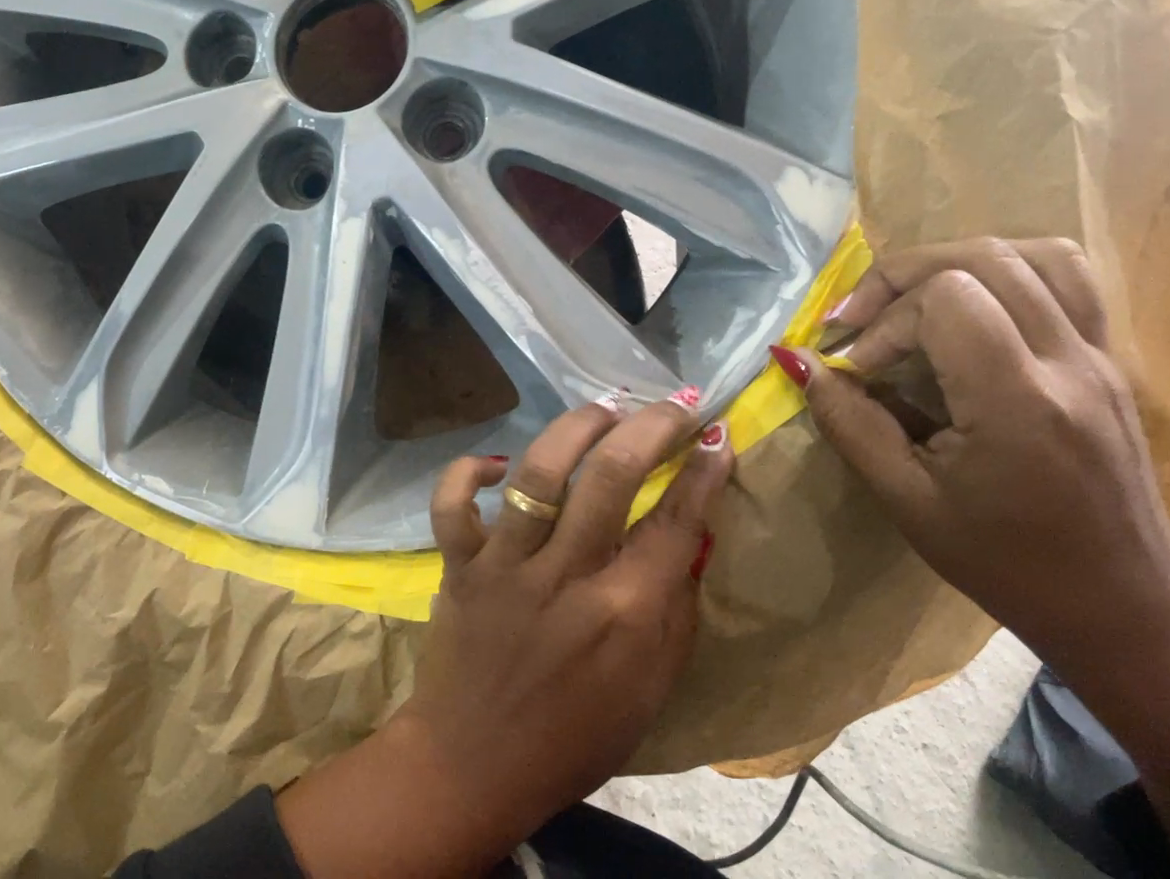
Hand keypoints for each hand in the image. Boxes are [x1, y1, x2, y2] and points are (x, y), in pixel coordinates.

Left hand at [278, 395, 731, 878]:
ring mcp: (505, 566)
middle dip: (649, 427)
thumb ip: (672, 612)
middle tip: (671, 405)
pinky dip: (469, 473)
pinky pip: (452, 504)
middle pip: (610, 477)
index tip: (716, 434)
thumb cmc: (574, 738)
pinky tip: (498, 463)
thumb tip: (688, 538)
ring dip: (574, 429)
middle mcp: (565, 577)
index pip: (674, 522)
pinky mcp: (458, 567)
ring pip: (537, 473)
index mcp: (624, 614)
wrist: (474, 764)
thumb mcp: (649, 691)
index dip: (702, 471)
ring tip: (602, 408)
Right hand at [785, 237, 1169, 658]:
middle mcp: (1069, 363)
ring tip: (913, 302)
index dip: (885, 321)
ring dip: (960, 263)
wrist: (1118, 601)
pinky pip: (1068, 282)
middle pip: (986, 259)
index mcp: (1019, 401)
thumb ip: (851, 423)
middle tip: (861, 321)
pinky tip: (968, 312)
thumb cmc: (1002, 561)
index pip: (946, 299)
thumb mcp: (907, 501)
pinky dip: (1009, 274)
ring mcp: (1100, 358)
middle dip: (906, 276)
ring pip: (1039, 254)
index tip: (857, 370)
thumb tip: (801, 363)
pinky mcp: (1109, 363)